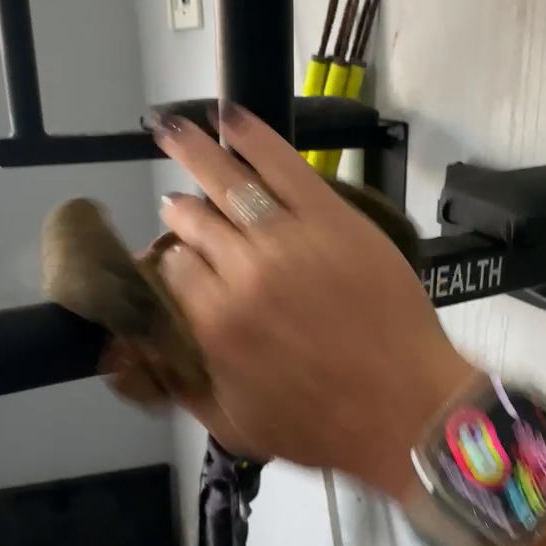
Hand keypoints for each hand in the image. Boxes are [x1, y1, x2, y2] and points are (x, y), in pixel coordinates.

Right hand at [151, 103, 476, 494]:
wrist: (407, 411)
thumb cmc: (325, 426)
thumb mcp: (234, 425)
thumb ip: (178, 382)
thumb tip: (137, 348)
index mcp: (212, 325)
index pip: (171, 270)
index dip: (169, 264)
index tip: (175, 262)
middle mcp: (242, 273)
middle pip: (193, 223)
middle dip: (180, 214)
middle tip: (176, 209)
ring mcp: (289, 239)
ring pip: (227, 183)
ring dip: (193, 150)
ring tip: (172, 129)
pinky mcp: (332, 219)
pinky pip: (284, 165)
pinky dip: (253, 137)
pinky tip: (230, 118)